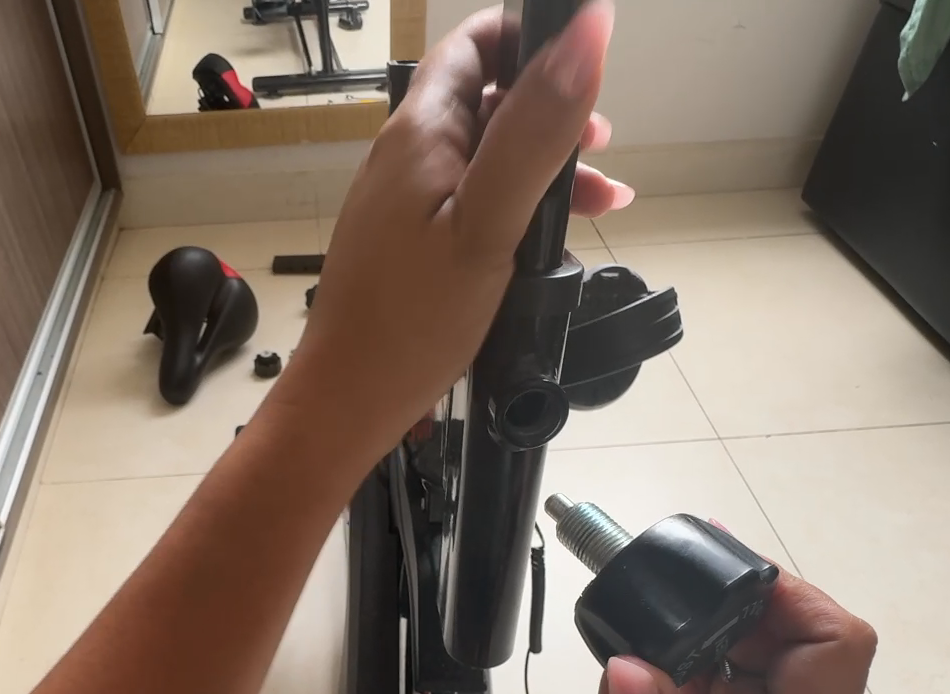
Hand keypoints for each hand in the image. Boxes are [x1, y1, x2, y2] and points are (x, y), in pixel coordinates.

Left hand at [265, 1, 630, 464]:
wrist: (348, 401)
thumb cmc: (411, 325)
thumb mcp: (486, 224)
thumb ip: (534, 130)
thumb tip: (587, 29)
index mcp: (419, 134)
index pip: (474, 45)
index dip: (530, 42)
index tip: (583, 74)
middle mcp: (404, 160)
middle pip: (486, 106)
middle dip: (551, 118)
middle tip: (601, 154)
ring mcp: (400, 206)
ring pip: (482, 163)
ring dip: (541, 173)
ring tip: (600, 206)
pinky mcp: (404, 249)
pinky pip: (465, 209)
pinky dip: (510, 214)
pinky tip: (545, 246)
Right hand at [587, 570, 875, 693]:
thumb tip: (629, 663)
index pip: (835, 648)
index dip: (789, 597)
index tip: (715, 581)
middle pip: (802, 636)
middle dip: (737, 598)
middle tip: (660, 584)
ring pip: (768, 650)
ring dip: (713, 623)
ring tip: (647, 613)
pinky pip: (739, 675)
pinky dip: (698, 652)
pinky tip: (653, 661)